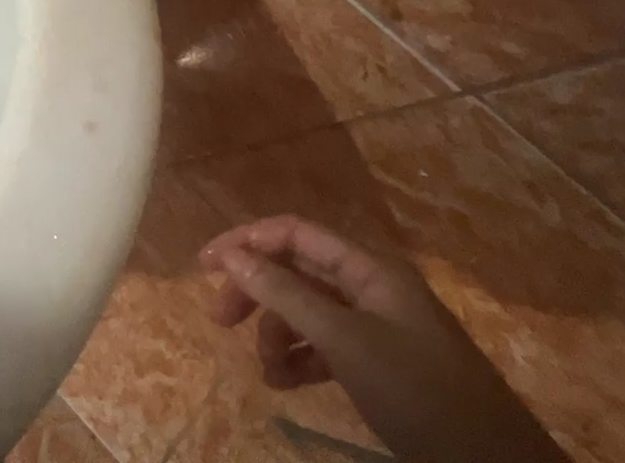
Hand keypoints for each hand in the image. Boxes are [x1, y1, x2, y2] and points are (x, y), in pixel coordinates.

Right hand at [200, 215, 568, 462]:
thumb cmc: (418, 392)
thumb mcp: (343, 340)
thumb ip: (284, 293)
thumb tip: (230, 255)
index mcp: (369, 269)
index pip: (294, 233)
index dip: (246, 241)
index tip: (205, 266)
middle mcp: (372, 288)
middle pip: (296, 271)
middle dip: (256, 292)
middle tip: (220, 319)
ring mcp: (380, 327)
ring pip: (308, 311)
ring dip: (278, 334)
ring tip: (267, 370)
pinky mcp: (384, 363)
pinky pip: (327, 344)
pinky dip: (302, 358)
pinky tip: (287, 382)